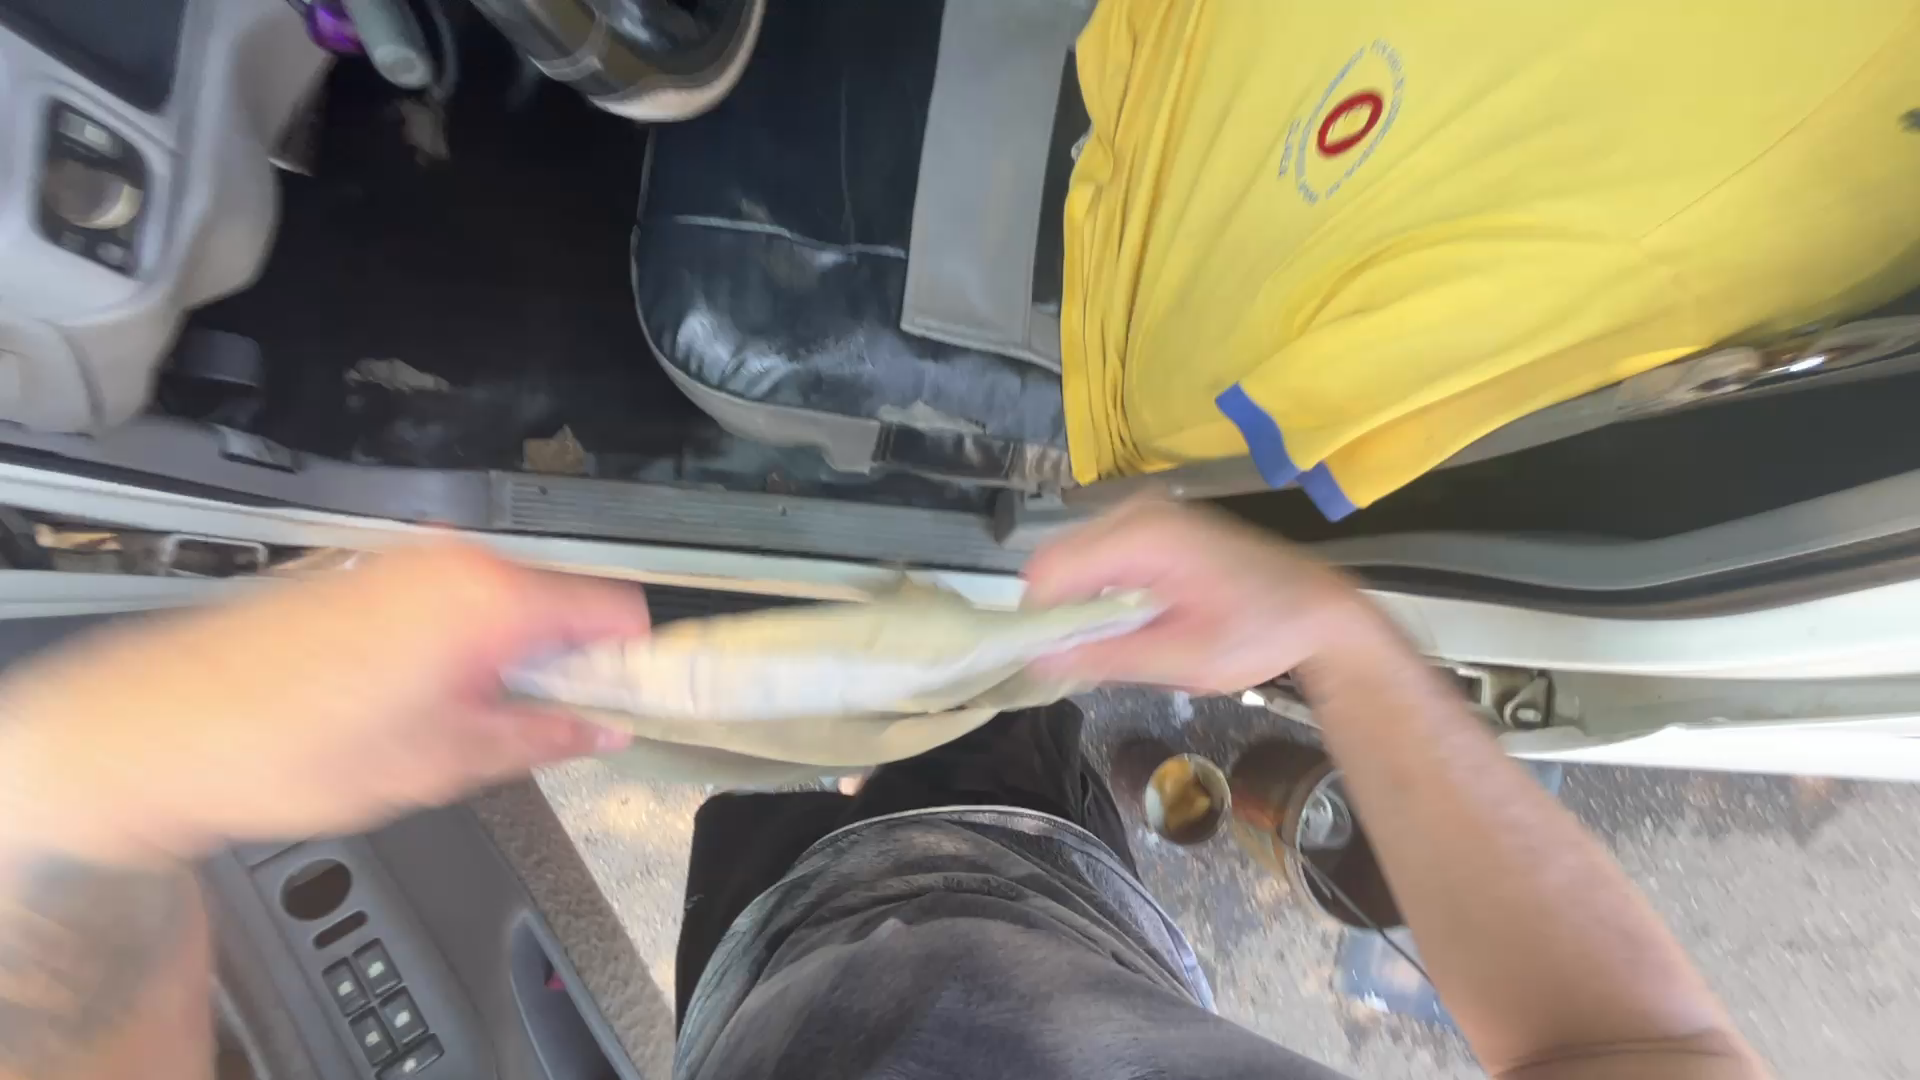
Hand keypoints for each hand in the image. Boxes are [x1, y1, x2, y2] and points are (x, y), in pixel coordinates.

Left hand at [0, 543, 648, 860]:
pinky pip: (469, 591)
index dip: (638, 654)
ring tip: (478, 707)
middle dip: (574, 657)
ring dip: (524, 648)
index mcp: (493, 599)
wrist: (142, 731)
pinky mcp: (382, 567)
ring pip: (520, 597)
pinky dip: (480, 633)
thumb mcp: (448, 760)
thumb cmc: (284, 745)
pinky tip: (434, 684)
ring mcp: (418, 558)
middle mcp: (462, 561)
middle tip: (553, 715)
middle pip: (570, 600)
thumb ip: (549, 736)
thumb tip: (610, 731)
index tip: (637, 689)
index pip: (618, 609)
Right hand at [1023, 500, 1387, 692]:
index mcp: (1143, 535)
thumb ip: (1107, 657)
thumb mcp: (1184, 659)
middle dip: (1062, 610)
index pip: (1050, 570)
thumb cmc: (1261, 633)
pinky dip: (1101, 591)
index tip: (1052, 657)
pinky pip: (1099, 557)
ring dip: (1082, 603)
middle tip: (1091, 654)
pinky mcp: (1152, 524)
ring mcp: (1144, 513)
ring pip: (1074, 560)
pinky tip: (1133, 618)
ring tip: (1121, 639)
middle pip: (1057, 561)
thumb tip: (1038, 660)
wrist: (1318, 609)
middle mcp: (1136, 512)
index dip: (1040, 616)